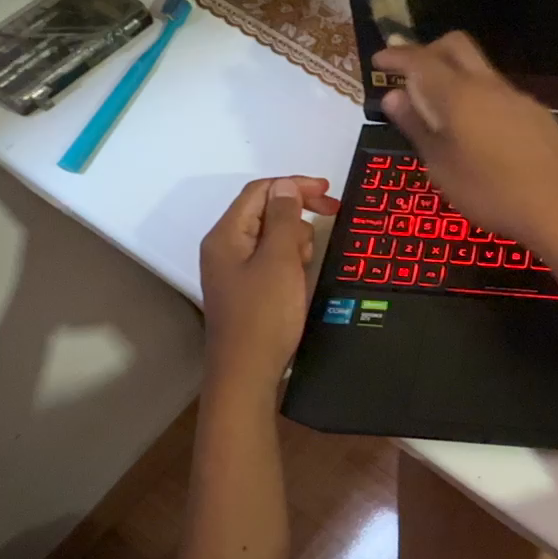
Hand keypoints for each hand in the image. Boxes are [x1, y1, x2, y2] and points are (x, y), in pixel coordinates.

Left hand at [199, 175, 339, 389]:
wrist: (247, 372)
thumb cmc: (264, 315)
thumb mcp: (280, 262)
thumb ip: (284, 220)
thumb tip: (285, 187)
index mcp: (227, 236)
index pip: (260, 192)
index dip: (294, 186)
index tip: (329, 193)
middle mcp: (225, 247)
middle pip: (263, 211)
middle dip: (298, 211)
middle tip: (332, 215)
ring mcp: (234, 269)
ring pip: (270, 235)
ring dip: (295, 237)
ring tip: (310, 257)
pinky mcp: (246, 288)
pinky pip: (270, 258)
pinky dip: (290, 257)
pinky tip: (302, 273)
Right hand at [375, 32, 557, 246]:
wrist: (557, 208)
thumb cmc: (490, 193)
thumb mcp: (442, 167)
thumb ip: (418, 128)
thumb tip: (395, 96)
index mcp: (459, 95)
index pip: (421, 59)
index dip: (397, 54)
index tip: (380, 61)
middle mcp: (490, 86)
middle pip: (456, 46)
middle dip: (429, 51)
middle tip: (412, 75)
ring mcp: (519, 98)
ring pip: (483, 72)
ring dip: (459, 79)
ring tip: (446, 115)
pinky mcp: (540, 115)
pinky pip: (503, 96)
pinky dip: (484, 102)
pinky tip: (484, 136)